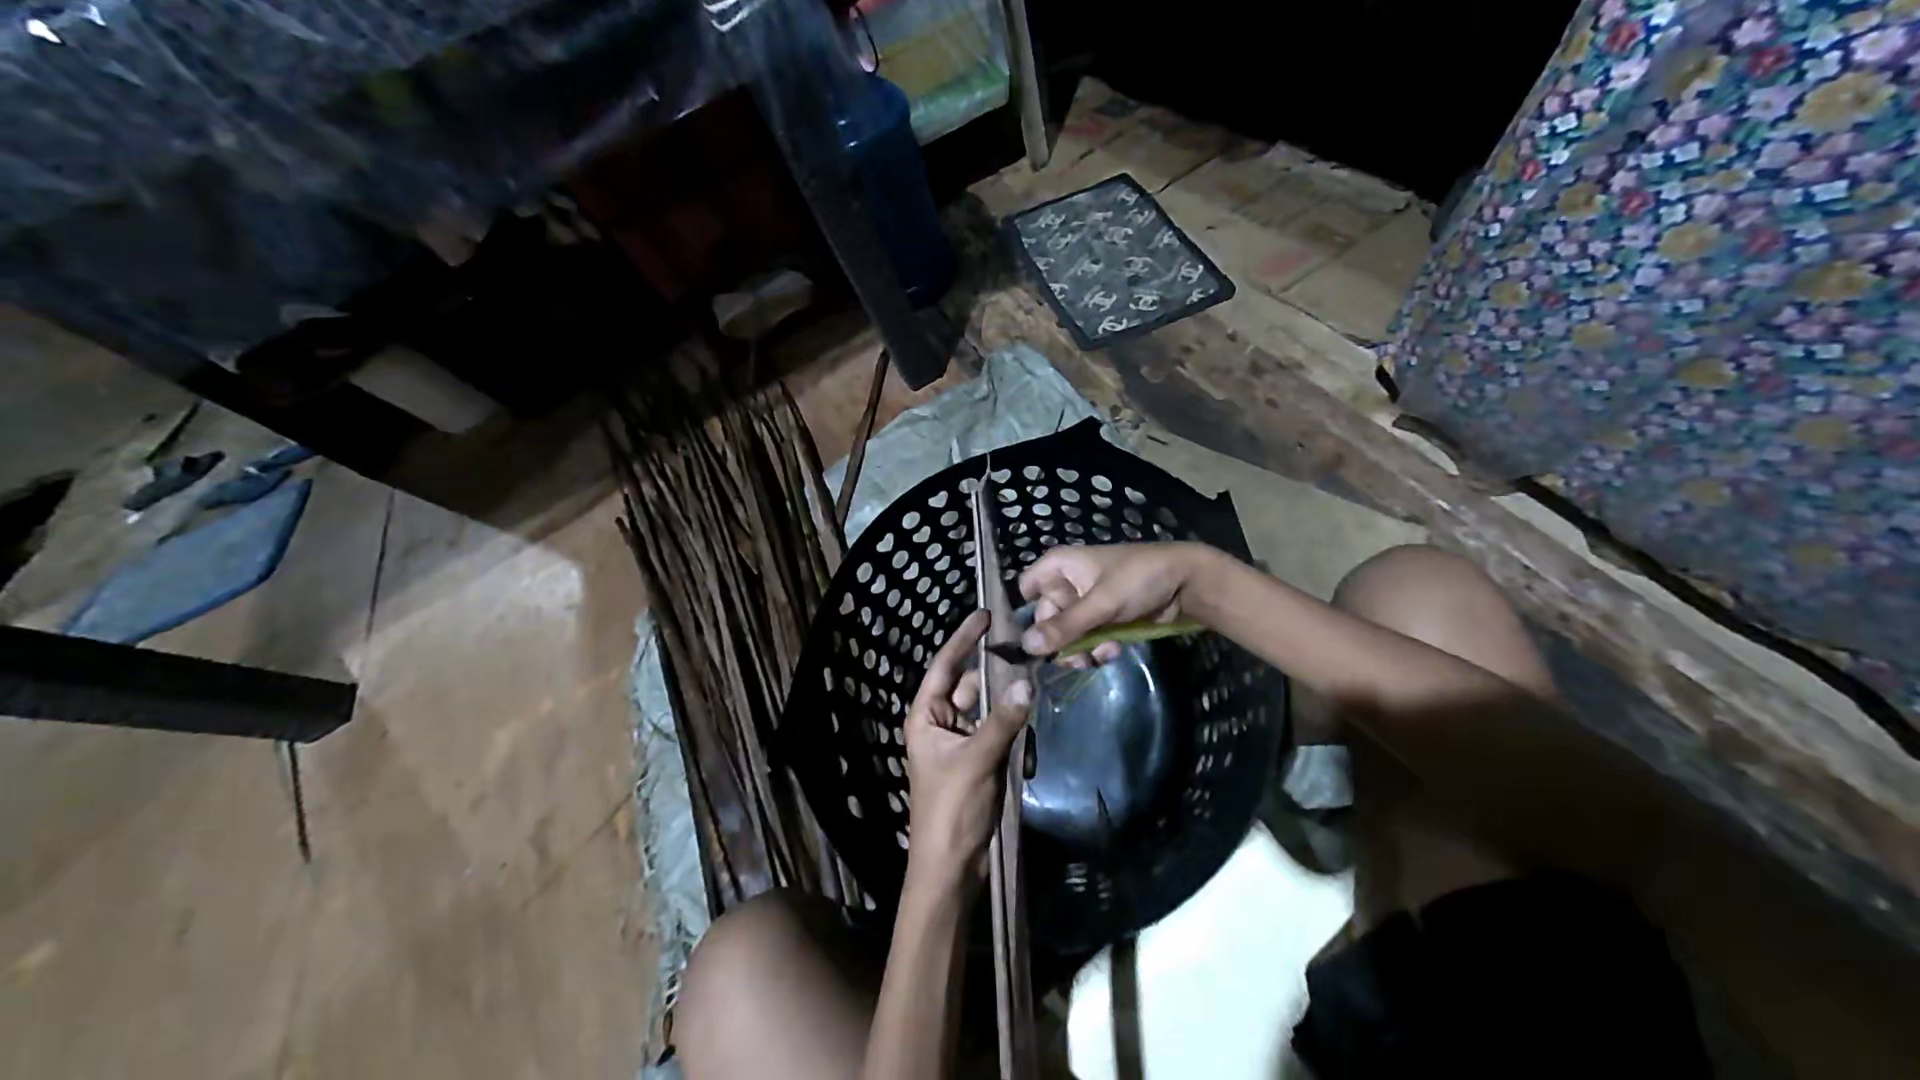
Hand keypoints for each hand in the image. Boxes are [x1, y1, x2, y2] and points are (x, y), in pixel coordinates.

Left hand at [903, 609, 1031, 886]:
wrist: (953, 863)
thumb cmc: (951, 807)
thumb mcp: (976, 759)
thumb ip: (1003, 720)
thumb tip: (1027, 681)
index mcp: (926, 716)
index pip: (944, 666)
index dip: (963, 638)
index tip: (984, 613)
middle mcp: (942, 722)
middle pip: (969, 683)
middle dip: (994, 665)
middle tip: (1025, 641)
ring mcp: (962, 740)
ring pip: (986, 704)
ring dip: (1006, 691)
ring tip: (1034, 665)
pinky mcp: (980, 758)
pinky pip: (997, 726)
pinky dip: (1011, 716)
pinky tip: (1031, 703)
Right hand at [1017, 542, 1216, 663]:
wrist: (1187, 583)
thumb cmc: (1138, 580)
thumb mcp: (1100, 603)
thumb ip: (1064, 627)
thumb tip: (1026, 647)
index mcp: (1059, 566)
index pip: (1026, 589)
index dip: (1025, 615)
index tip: (1031, 642)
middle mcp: (1067, 583)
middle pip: (1045, 617)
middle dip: (1057, 640)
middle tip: (1071, 660)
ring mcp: (1086, 602)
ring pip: (1067, 632)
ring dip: (1078, 649)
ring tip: (1094, 659)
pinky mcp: (1104, 618)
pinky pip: (1088, 637)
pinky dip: (1096, 647)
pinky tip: (1112, 651)